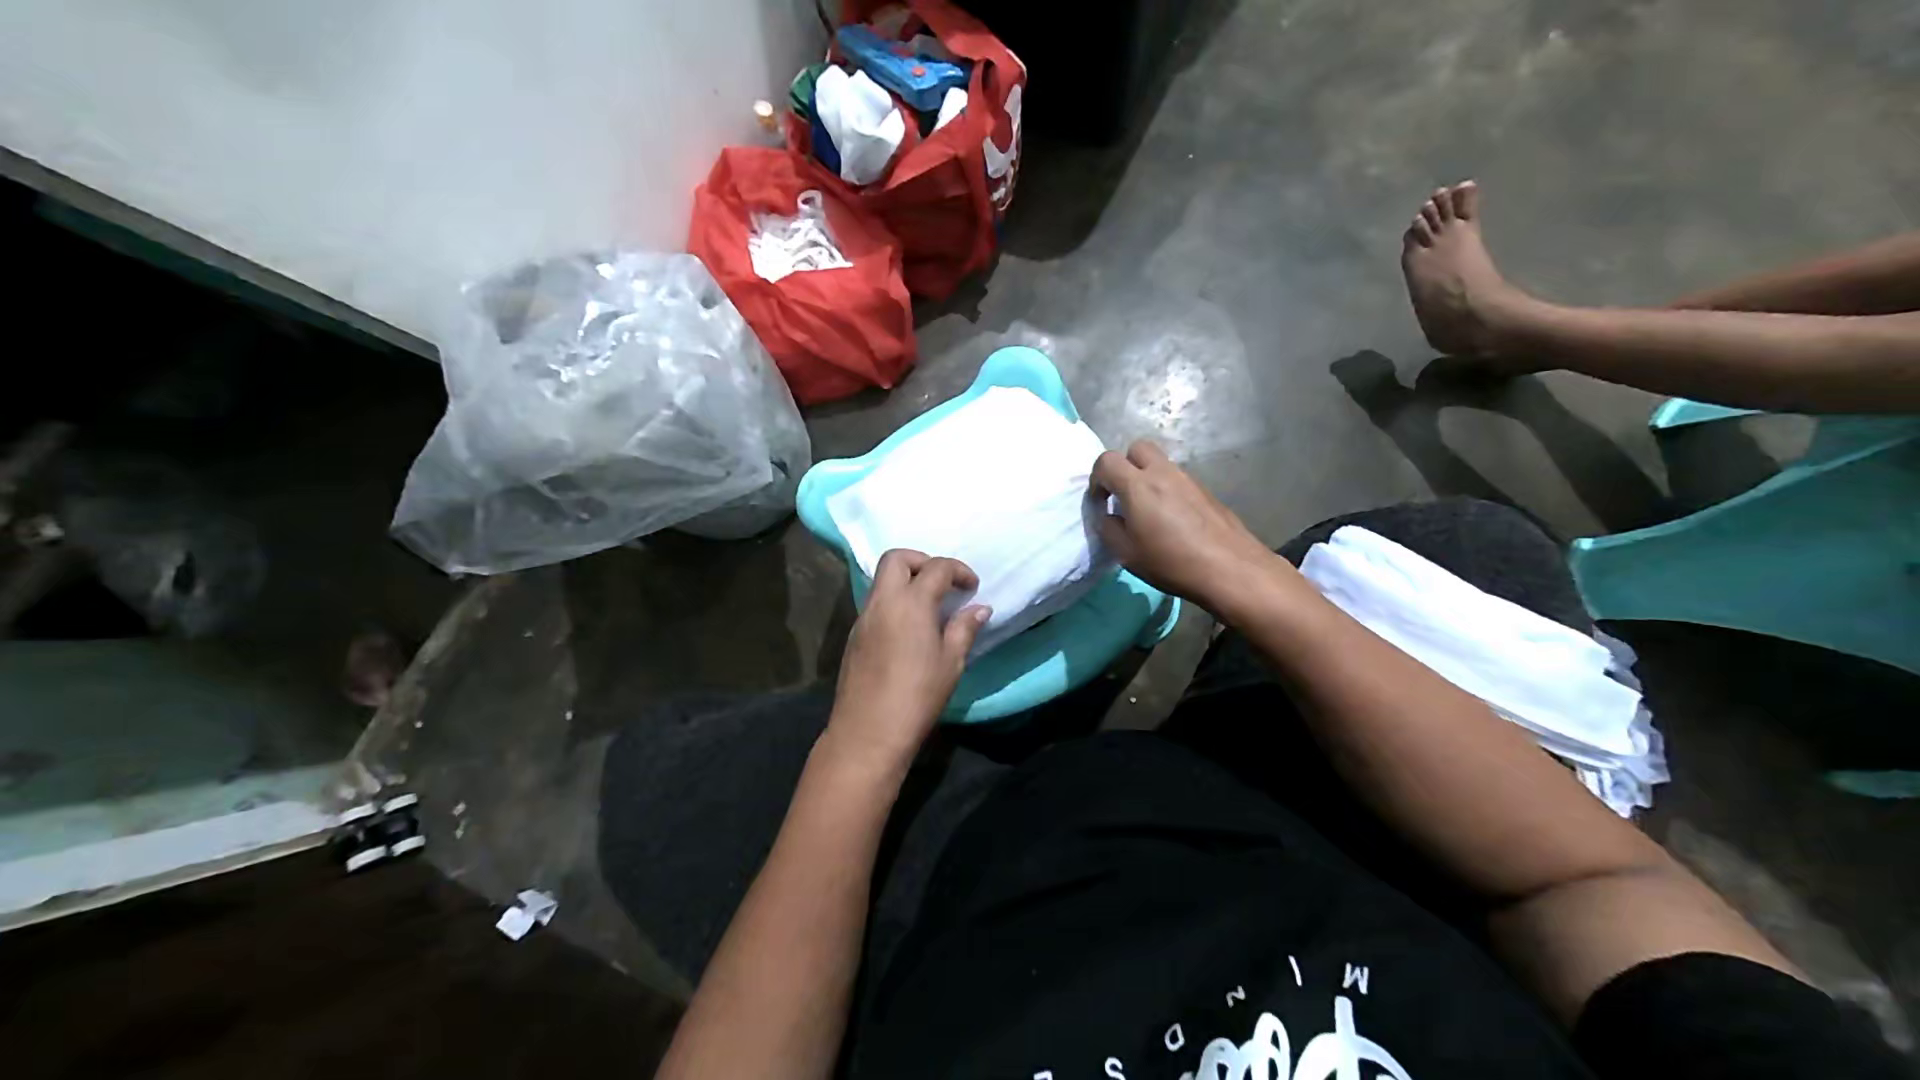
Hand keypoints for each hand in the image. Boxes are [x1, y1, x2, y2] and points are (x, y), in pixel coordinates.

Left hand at [826, 550, 990, 773]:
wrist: (868, 731)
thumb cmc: (918, 696)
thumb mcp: (951, 662)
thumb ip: (964, 629)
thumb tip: (980, 608)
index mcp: (911, 603)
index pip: (936, 568)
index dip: (958, 570)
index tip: (972, 587)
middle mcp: (883, 602)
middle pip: (897, 558)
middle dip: (923, 561)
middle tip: (943, 584)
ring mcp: (863, 617)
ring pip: (882, 580)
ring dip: (906, 581)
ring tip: (929, 606)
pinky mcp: (854, 635)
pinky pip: (875, 603)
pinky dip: (894, 601)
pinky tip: (909, 628)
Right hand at [1090, 440, 1281, 616]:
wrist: (1230, 568)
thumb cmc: (1172, 562)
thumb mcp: (1126, 553)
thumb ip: (1108, 528)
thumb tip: (1108, 515)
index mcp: (1138, 485)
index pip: (1106, 461)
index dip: (1096, 479)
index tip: (1100, 503)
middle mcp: (1163, 473)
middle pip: (1137, 448)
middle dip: (1124, 466)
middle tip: (1123, 495)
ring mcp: (1188, 478)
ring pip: (1160, 462)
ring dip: (1146, 477)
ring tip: (1148, 510)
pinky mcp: (1205, 490)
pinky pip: (1177, 478)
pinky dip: (1167, 489)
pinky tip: (1172, 519)